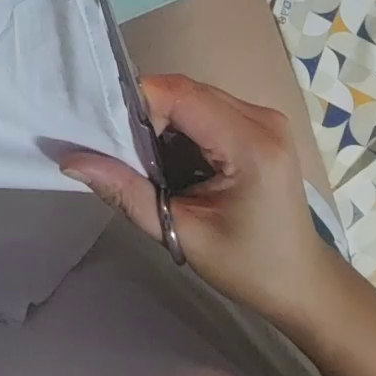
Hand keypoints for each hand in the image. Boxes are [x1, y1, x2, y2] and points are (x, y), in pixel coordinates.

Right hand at [61, 74, 338, 321]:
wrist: (304, 285)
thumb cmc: (249, 267)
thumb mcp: (182, 234)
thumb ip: (126, 192)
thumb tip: (71, 161)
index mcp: (251, 144)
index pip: (178, 94)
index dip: (136, 104)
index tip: (110, 136)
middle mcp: (262, 118)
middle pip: (183, 90)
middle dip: (146, 114)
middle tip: (123, 152)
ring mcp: (264, 117)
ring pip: (192, 95)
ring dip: (162, 119)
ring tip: (149, 162)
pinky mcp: (260, 123)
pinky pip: (205, 105)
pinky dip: (180, 125)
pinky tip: (175, 161)